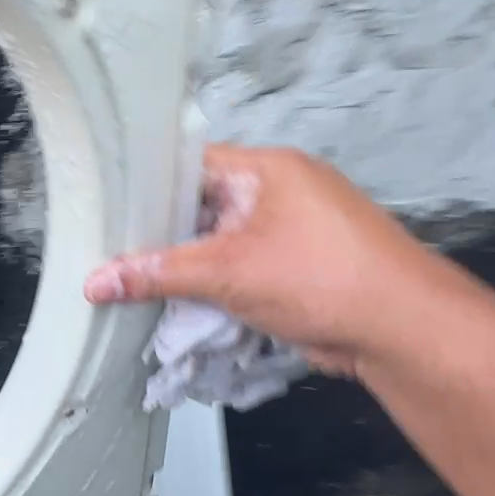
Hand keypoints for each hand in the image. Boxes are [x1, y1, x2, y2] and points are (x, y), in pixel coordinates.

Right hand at [82, 143, 453, 378]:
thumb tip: (92, 284)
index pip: (189, 165)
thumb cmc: (320, 279)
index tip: (100, 209)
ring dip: (178, 265)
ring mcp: (285, 230)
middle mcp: (276, 192)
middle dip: (155, 234)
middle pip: (196, 207)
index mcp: (267, 170)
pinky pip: (230, 267)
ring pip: (211, 242)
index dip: (144, 185)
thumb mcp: (226, 272)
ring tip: (125, 278)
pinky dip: (202, 284)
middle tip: (103, 250)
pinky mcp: (289, 266)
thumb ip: (155, 275)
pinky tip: (166, 300)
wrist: (402, 331)